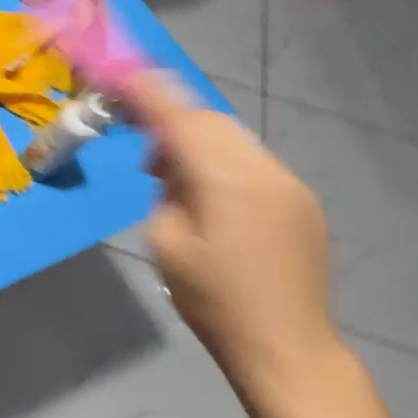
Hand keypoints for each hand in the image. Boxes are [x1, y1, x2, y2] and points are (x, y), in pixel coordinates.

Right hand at [118, 73, 345, 403]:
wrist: (285, 344)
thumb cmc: (211, 298)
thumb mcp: (166, 242)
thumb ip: (167, 191)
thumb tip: (172, 167)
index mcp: (226, 180)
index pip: (181, 119)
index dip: (148, 93)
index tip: (118, 74)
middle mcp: (264, 170)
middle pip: (210, 120)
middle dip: (170, 114)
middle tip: (133, 126)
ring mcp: (288, 184)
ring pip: (232, 138)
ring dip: (195, 138)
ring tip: (164, 168)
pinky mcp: (299, 201)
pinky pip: (250, 162)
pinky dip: (219, 159)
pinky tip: (202, 189)